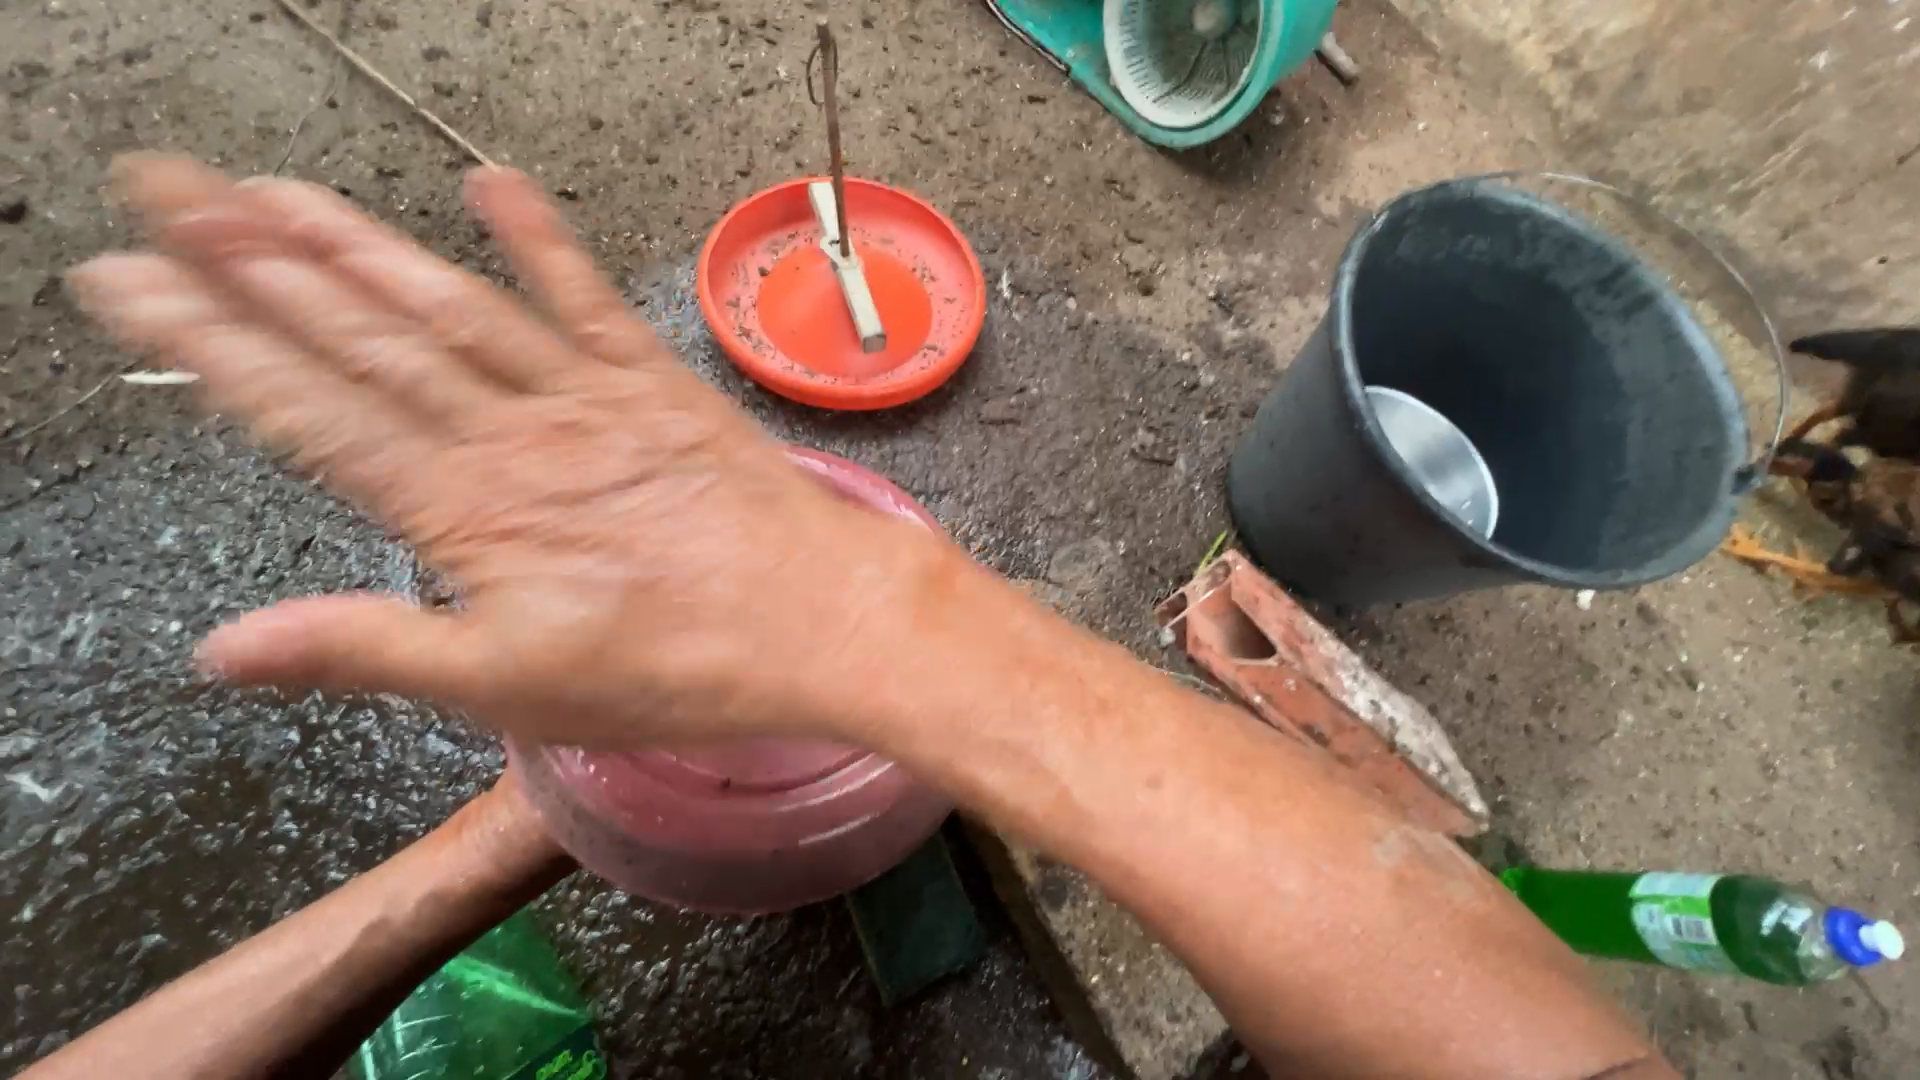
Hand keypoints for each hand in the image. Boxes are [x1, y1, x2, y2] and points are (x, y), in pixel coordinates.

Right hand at [67, 155, 950, 747]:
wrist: (818, 620)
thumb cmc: (681, 668)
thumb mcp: (517, 688)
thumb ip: (374, 652)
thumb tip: (223, 649)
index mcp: (469, 512)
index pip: (310, 413)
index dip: (213, 345)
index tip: (129, 279)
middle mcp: (521, 437)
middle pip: (369, 337)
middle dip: (259, 264)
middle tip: (169, 188)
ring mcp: (597, 401)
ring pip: (460, 308)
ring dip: (365, 245)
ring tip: (275, 186)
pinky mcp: (664, 389)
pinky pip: (592, 300)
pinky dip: (544, 242)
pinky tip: (494, 187)